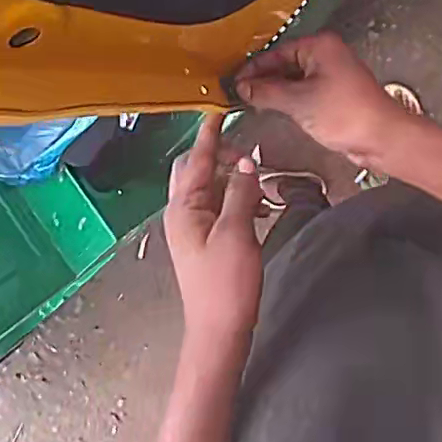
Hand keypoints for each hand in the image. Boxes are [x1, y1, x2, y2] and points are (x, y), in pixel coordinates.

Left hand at [163, 113, 264, 345]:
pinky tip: (258, 203)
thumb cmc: (225, 284)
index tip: (219, 111)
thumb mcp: (237, 233)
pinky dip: (235, 196)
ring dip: (230, 176)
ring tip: (256, 173)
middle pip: (195, 170)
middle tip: (245, 149)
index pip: (196, 160)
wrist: (218, 331)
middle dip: (218, 154)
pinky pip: (217, 206)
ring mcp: (192, 228)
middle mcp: (182, 213)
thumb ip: (241, 193)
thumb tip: (248, 160)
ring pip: (208, 188)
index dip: (209, 135)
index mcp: (184, 208)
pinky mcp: (205, 240)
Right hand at [233, 34, 410, 168]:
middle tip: (241, 93)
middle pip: (284, 63)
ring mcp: (331, 74)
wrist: (382, 138)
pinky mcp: (334, 93)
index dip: (253, 68)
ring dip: (275, 91)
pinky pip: (304, 91)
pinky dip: (290, 99)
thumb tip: (245, 88)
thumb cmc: (351, 115)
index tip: (237, 82)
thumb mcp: (298, 102)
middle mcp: (327, 55)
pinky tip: (276, 109)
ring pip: (293, 78)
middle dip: (263, 80)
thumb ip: (266, 92)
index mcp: (319, 46)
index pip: (275, 52)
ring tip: (254, 103)